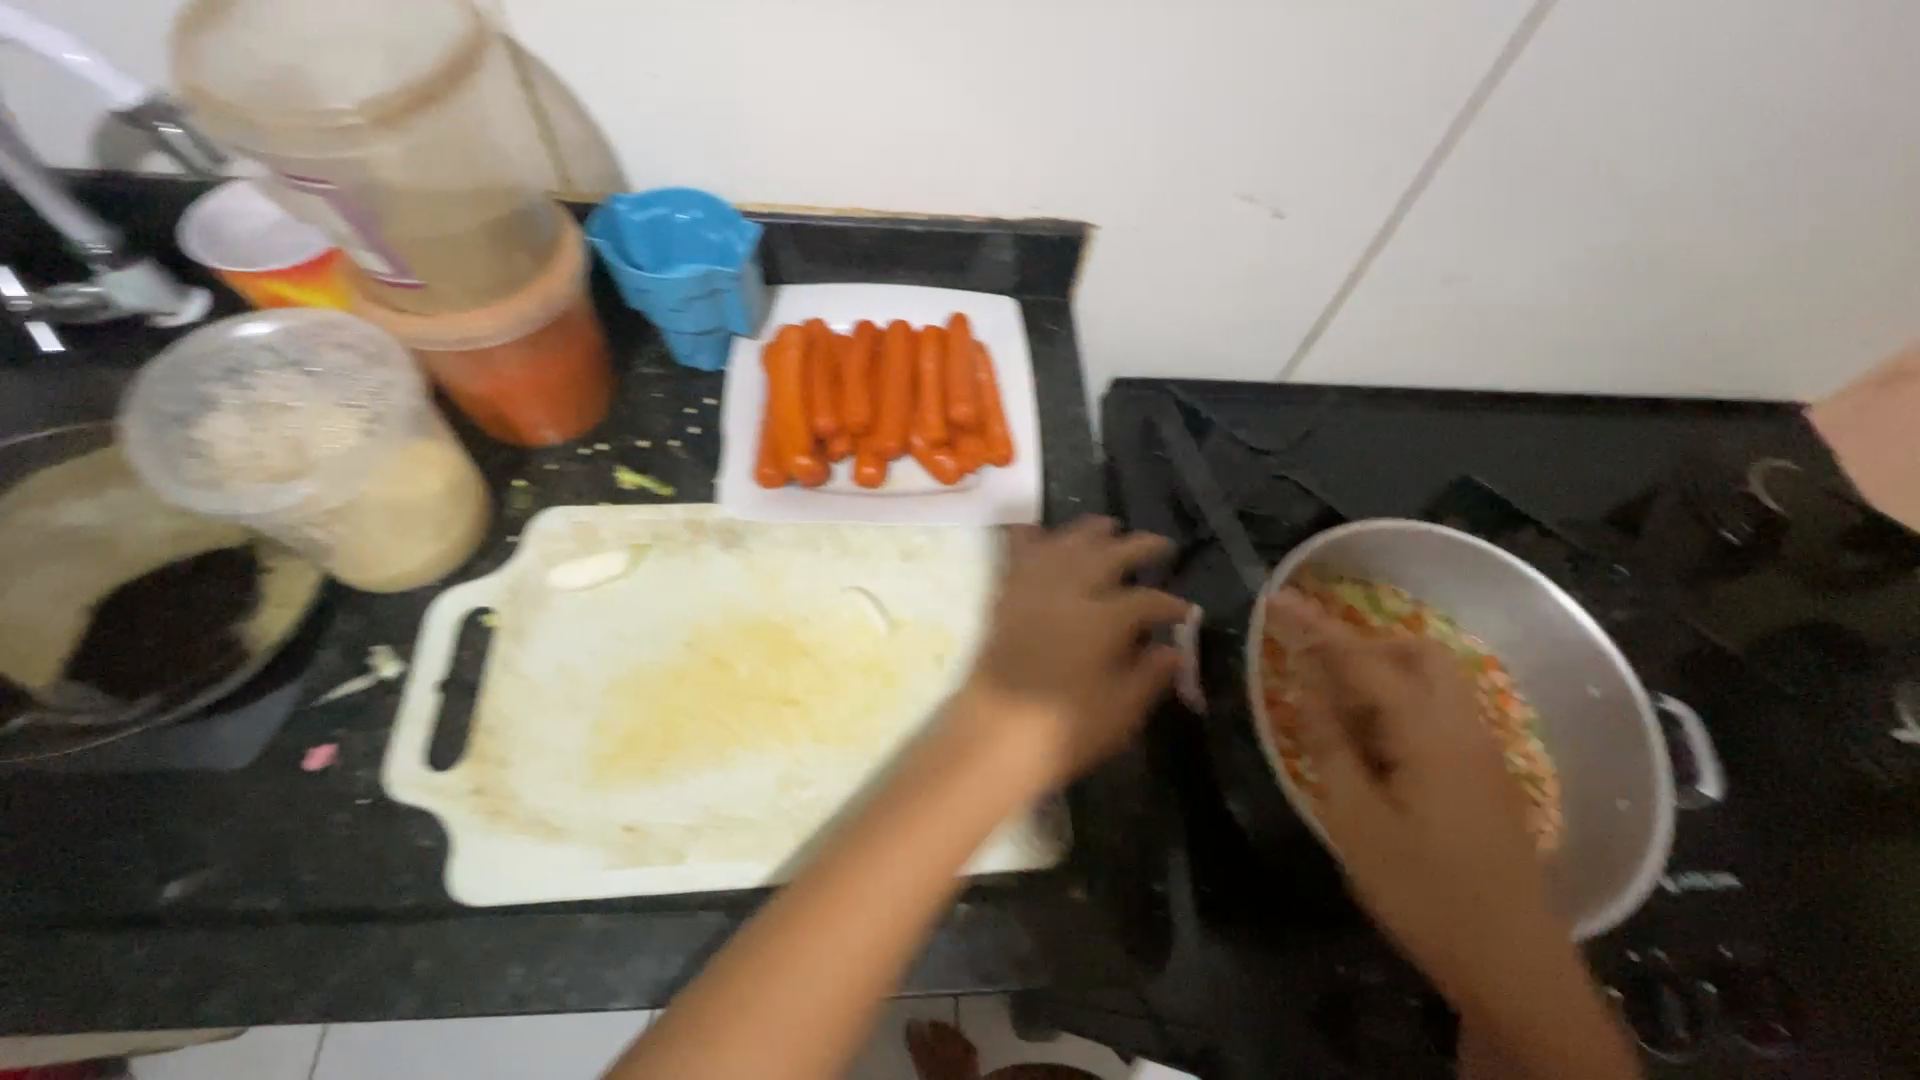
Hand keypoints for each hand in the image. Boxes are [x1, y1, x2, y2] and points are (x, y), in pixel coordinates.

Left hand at [956, 517, 1190, 791]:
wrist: (991, 737)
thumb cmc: (1063, 732)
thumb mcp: (1121, 711)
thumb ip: (1150, 675)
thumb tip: (1173, 650)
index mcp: (1104, 620)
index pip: (1147, 601)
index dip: (1170, 605)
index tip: (1186, 612)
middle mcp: (1068, 592)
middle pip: (1109, 556)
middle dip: (1140, 547)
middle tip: (1162, 546)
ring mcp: (1032, 591)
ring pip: (1064, 545)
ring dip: (1090, 532)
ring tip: (1109, 526)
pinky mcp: (1003, 600)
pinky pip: (1016, 557)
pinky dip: (1028, 538)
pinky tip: (1035, 529)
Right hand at [1265, 589, 1567, 1007]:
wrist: (1513, 963)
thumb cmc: (1424, 893)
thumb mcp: (1356, 822)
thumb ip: (1330, 745)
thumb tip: (1305, 688)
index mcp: (1429, 734)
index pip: (1363, 661)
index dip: (1315, 629)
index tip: (1277, 600)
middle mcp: (1465, 729)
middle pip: (1418, 655)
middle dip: (1363, 645)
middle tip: (1314, 667)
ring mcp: (1483, 752)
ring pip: (1436, 682)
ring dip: (1385, 674)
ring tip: (1337, 708)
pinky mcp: (1487, 777)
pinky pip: (1442, 713)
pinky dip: (1402, 704)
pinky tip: (1374, 744)